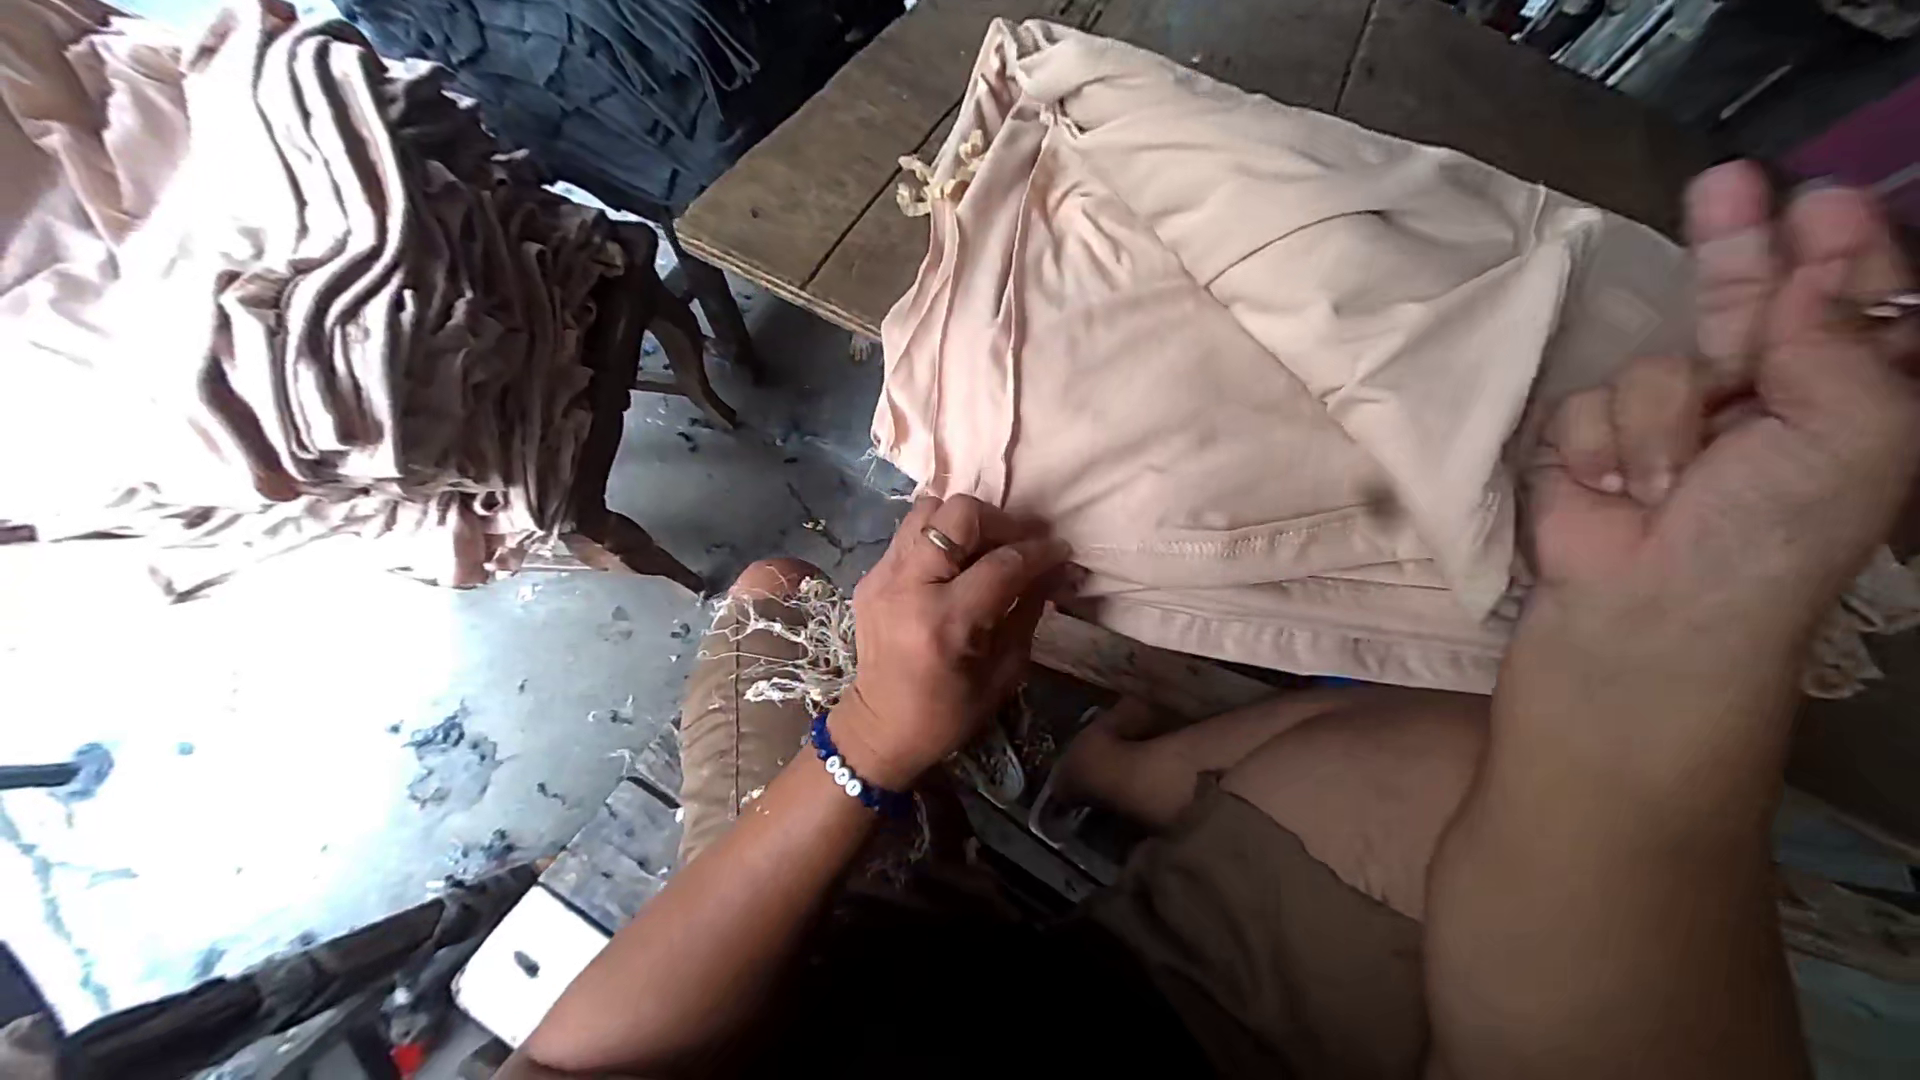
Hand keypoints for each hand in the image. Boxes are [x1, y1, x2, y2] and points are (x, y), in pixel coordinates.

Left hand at [829, 495, 1070, 788]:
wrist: (880, 726)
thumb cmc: (949, 712)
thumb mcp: (1004, 670)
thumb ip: (1029, 609)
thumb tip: (1055, 569)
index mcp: (945, 622)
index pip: (1001, 564)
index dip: (1039, 552)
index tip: (1060, 551)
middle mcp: (908, 587)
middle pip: (958, 515)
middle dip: (1000, 521)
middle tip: (1022, 541)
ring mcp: (882, 576)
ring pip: (928, 510)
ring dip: (966, 521)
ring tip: (988, 545)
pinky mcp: (870, 576)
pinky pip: (910, 532)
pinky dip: (940, 536)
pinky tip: (957, 560)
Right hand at [1529, 163, 1919, 657]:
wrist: (1645, 596)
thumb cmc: (1770, 527)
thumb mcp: (1853, 435)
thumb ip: (1837, 346)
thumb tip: (1803, 277)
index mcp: (1835, 395)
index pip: (1841, 303)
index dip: (1834, 248)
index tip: (1815, 197)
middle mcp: (1746, 397)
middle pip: (1738, 304)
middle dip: (1733, 247)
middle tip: (1723, 180)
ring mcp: (1656, 419)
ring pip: (1649, 365)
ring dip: (1656, 423)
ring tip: (1662, 481)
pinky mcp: (1579, 440)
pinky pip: (1583, 406)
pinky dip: (1595, 446)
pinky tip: (1610, 485)